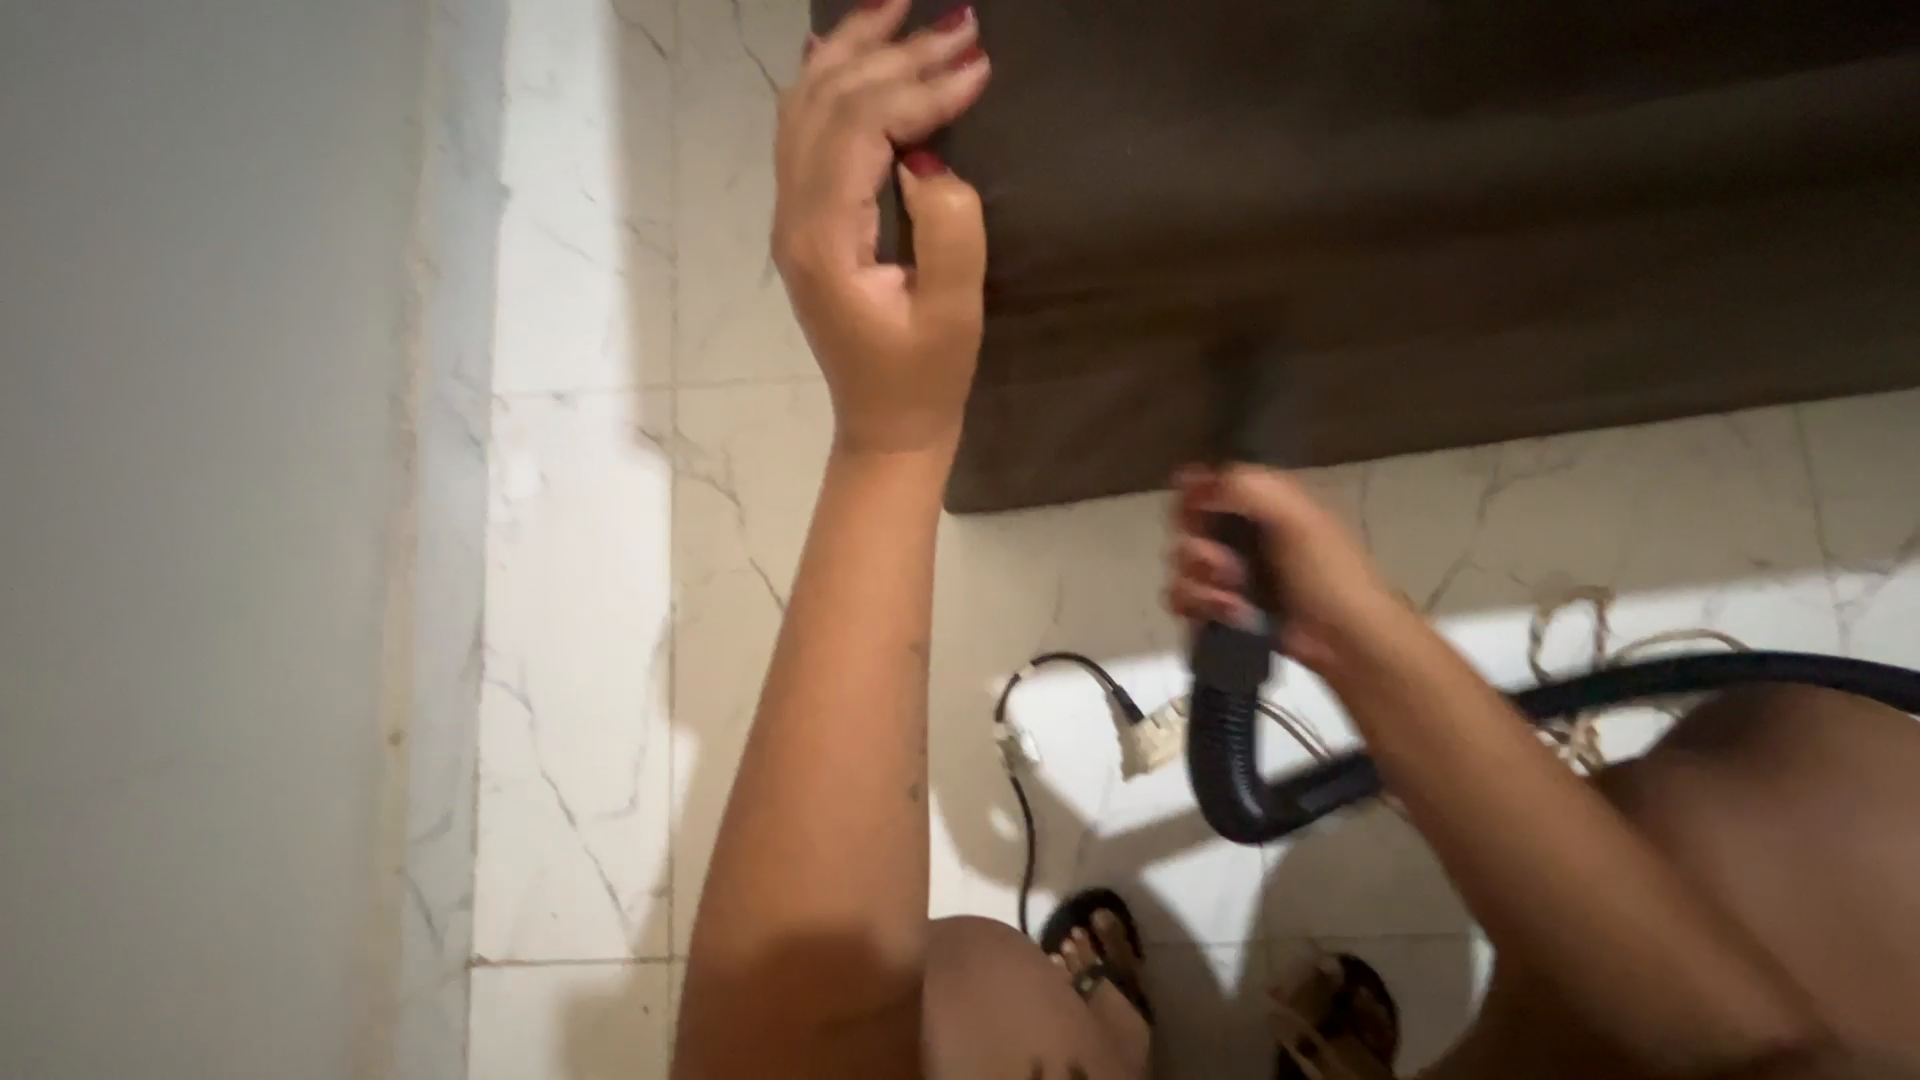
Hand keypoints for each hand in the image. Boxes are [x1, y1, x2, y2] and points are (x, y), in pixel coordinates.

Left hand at [772, 0, 991, 456]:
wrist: (885, 427)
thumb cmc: (924, 381)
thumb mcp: (953, 314)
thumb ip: (947, 229)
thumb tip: (926, 156)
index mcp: (823, 239)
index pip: (861, 127)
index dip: (919, 87)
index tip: (979, 64)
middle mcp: (792, 218)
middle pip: (828, 103)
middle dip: (893, 54)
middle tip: (958, 20)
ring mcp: (791, 220)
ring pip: (805, 109)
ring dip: (853, 54)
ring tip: (902, 8)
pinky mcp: (804, 227)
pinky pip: (802, 135)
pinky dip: (829, 86)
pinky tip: (850, 55)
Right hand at [1167, 465, 1411, 675]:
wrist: (1345, 640)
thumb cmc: (1329, 575)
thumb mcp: (1298, 518)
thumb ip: (1247, 488)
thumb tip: (1194, 480)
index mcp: (1260, 502)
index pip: (1206, 484)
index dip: (1192, 498)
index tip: (1196, 516)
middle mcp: (1239, 532)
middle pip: (1186, 526)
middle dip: (1197, 549)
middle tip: (1224, 566)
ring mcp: (1228, 571)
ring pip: (1181, 565)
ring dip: (1201, 583)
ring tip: (1233, 600)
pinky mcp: (1221, 605)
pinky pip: (1182, 597)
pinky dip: (1198, 606)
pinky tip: (1226, 614)